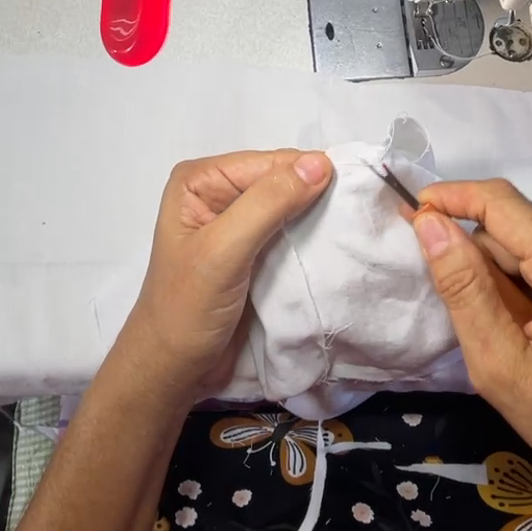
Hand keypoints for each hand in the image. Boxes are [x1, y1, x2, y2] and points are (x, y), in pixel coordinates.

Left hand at [120, 150, 331, 393]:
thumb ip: (269, 204)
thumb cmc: (188, 307)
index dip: (308, 174)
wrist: (175, 368)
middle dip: (316, 195)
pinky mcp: (253, 252)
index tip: (351, 193)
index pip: (268, 163)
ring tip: (351, 230)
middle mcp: (218, 192)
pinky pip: (291, 232)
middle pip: (282, 180)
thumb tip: (321, 162)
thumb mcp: (224, 250)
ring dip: (318, 219)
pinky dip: (312, 239)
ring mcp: (236, 222)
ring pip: (291, 206)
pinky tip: (332, 247)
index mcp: (201, 179)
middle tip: (356, 213)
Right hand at [411, 180, 531, 530]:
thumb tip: (429, 222)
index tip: (412, 211)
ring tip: (522, 340)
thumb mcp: (501, 368)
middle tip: (485, 328)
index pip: (502, 203)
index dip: (452, 197)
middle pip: (515, 230)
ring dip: (508, 280)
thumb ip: (463, 288)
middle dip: (482, 264)